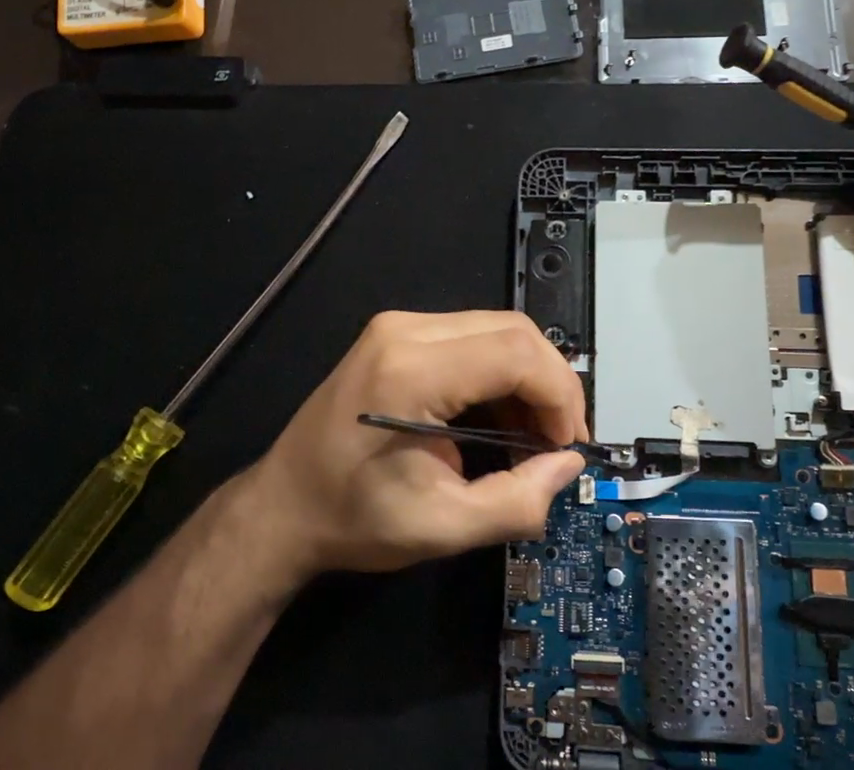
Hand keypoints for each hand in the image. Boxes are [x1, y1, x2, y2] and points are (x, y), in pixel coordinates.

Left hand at [249, 310, 587, 579]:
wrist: (284, 506)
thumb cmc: (353, 519)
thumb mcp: (442, 527)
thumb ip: (518, 501)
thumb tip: (568, 465)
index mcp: (410, 371)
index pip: (516, 354)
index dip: (559, 396)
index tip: (565, 447)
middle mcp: (405, 330)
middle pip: (514, 332)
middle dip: (551, 385)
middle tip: (557, 443)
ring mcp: (398, 326)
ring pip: (498, 330)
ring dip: (528, 379)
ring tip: (532, 437)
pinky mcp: (397, 334)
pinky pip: (473, 338)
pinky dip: (501, 374)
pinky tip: (501, 419)